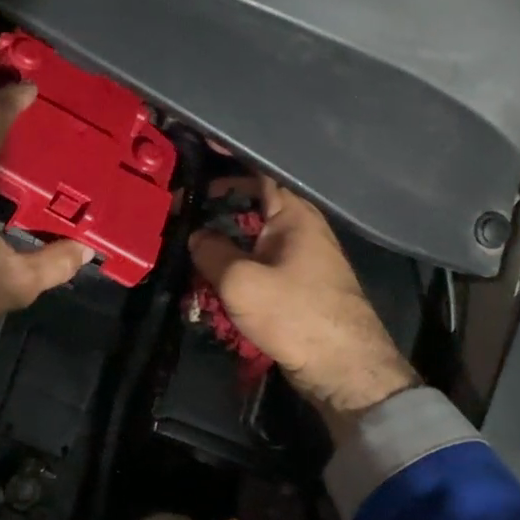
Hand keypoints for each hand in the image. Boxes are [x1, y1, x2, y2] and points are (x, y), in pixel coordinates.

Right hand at [189, 176, 414, 416]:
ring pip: (249, 233)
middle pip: (250, 201)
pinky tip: (208, 271)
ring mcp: (299, 255)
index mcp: (294, 213)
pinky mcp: (294, 282)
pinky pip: (255, 259)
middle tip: (176, 203)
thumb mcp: (239, 280)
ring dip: (219, 236)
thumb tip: (195, 236)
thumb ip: (210, 250)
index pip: (257, 169)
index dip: (225, 157)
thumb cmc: (295, 314)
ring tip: (184, 236)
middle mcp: (299, 227)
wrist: (343, 369)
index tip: (193, 150)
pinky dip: (231, 260)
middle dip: (213, 201)